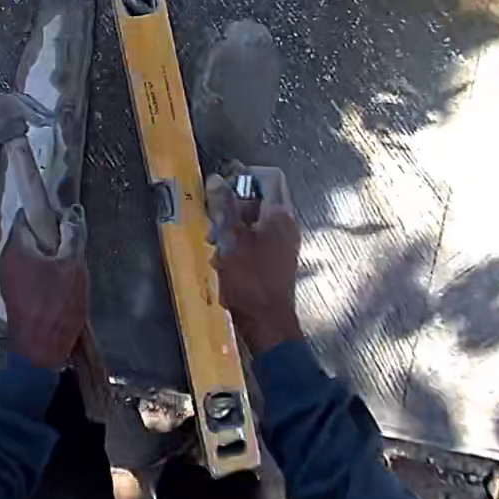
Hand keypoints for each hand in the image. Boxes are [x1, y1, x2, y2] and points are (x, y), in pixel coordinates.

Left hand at [0, 206, 89, 369]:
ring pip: (30, 256)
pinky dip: (43, 272)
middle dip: (50, 237)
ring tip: (69, 266)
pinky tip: (60, 283)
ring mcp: (7, 279)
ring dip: (48, 257)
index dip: (46, 213)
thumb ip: (73, 237)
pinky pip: (29, 273)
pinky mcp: (14, 295)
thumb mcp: (73, 267)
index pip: (27, 217)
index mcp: (16, 249)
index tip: (64, 217)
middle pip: (28, 237)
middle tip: (72, 245)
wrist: (40, 352)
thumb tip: (72, 213)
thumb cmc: (56, 306)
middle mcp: (5, 261)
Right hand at [206, 167, 302, 354]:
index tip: (222, 187)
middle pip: (258, 199)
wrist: (267, 323)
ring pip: (252, 221)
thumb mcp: (230, 238)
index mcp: (280, 214)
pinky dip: (237, 243)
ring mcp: (282, 244)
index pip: (269, 177)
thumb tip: (216, 179)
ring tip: (214, 244)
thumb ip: (223, 206)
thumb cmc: (250, 279)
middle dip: (231, 206)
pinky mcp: (274, 261)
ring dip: (230, 227)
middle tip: (212, 222)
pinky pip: (254, 240)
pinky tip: (222, 260)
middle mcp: (286, 225)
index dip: (245, 175)